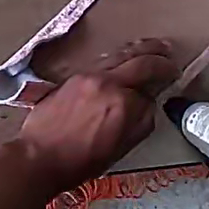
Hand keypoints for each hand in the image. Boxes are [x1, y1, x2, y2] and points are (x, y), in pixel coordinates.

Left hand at [13, 39, 177, 194]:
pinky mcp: (74, 77)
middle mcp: (108, 84)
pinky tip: (124, 58)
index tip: (169, 83)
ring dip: (141, 49)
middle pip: (141, 61)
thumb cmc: (79, 161)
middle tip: (170, 56)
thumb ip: (140, 124)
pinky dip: (120, 57)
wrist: (38, 157)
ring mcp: (89, 76)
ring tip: (153, 47)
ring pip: (121, 54)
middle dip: (160, 57)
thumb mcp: (120, 150)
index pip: (150, 91)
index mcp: (123, 105)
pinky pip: (104, 60)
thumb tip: (148, 107)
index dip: (160, 89)